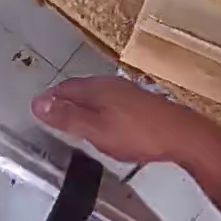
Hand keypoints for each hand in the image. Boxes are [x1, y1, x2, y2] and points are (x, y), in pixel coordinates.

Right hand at [32, 75, 220, 165]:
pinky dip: (101, 109)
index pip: (64, 88)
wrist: (182, 136)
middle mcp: (113, 85)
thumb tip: (40, 104)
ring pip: (98, 94)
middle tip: (52, 111)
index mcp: (98, 88)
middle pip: (81, 88)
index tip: (38, 108)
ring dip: (83, 104)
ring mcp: (129, 92)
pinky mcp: (142, 103)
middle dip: (65, 99)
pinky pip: (113, 102)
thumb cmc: (141, 133)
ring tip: (75, 117)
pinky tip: (105, 122)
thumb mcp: (96, 130)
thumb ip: (67, 117)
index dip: (49, 99)